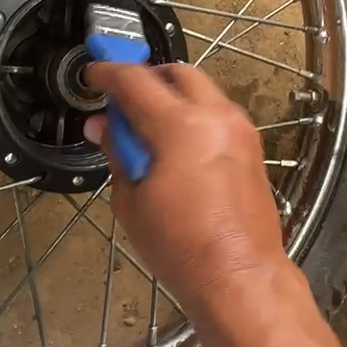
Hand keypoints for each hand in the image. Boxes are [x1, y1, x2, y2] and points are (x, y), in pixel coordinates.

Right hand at [84, 63, 286, 308]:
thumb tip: (104, 126)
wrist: (240, 275)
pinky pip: (219, 113)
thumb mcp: (131, 201)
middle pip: (177, 72)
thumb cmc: (180, 247)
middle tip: (122, 101)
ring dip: (174, 96)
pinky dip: (196, 115)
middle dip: (147, 78)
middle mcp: (216, 117)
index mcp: (180, 126)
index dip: (108, 72)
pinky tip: (178, 145)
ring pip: (203, 90)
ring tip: (148, 127)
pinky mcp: (253, 146)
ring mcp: (240, 129)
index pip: (136, 80)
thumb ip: (118, 153)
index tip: (93, 73)